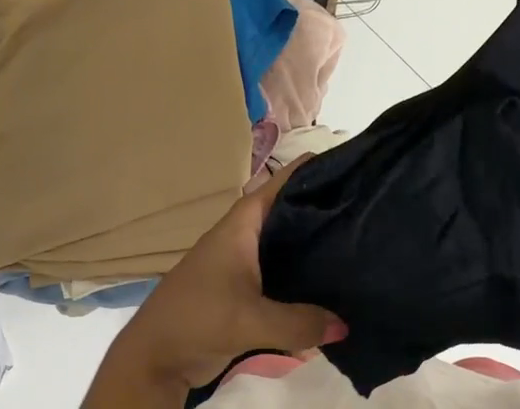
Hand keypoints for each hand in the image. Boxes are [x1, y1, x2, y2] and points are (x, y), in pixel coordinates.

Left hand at [108, 157, 346, 388]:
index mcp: (242, 224)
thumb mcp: (250, 320)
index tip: (349, 163)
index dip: (312, 170)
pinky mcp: (246, 289)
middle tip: (363, 204)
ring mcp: (245, 262)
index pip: (282, 183)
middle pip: (289, 211)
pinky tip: (331, 282)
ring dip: (314, 242)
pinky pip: (283, 271)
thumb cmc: (198, 318)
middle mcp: (246, 235)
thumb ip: (298, 323)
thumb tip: (346, 325)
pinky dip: (305, 272)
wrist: (155, 356)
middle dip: (321, 206)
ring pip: (287, 243)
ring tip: (356, 238)